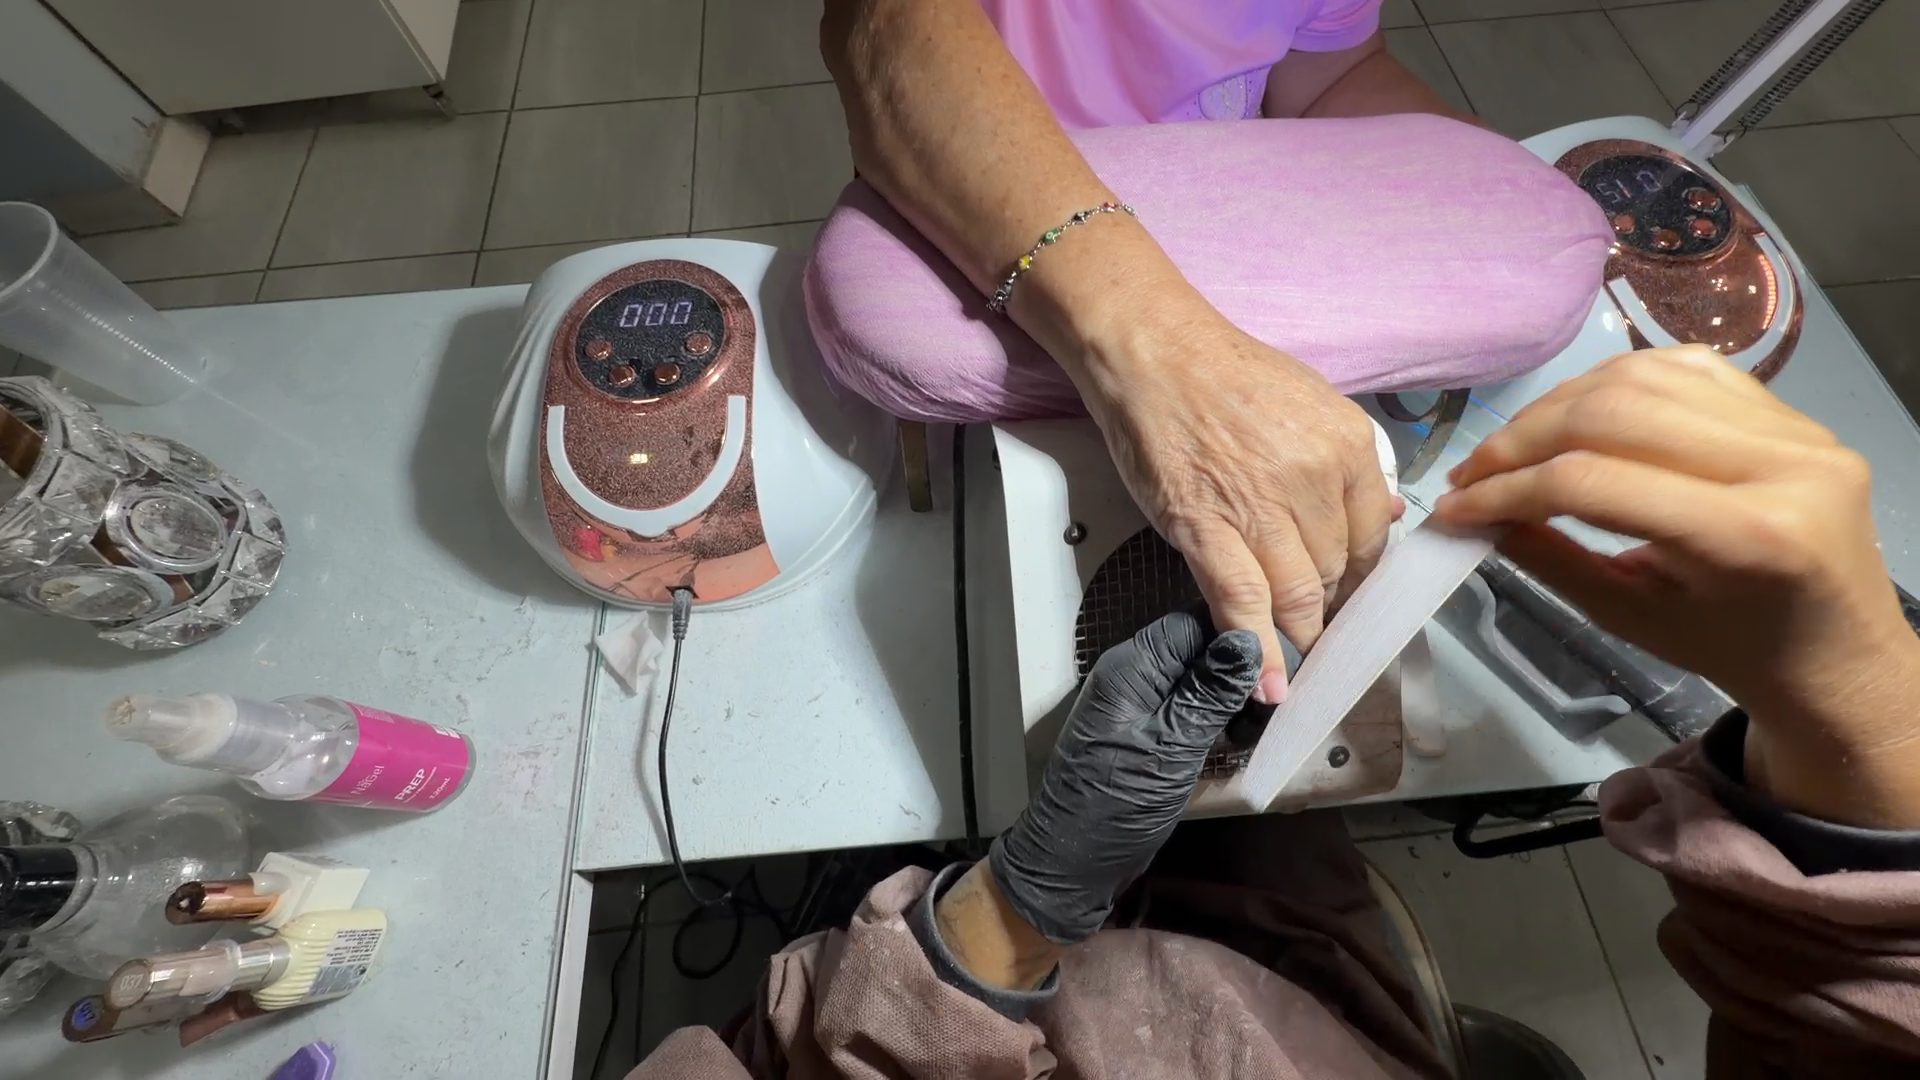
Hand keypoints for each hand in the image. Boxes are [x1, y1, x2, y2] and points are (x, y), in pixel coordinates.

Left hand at [988, 607, 1261, 943]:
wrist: (1074, 859)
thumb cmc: (1120, 801)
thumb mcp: (1174, 746)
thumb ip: (1210, 692)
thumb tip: (1248, 639)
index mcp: (1132, 666)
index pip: (1191, 623)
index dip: (1237, 635)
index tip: (1282, 664)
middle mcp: (1130, 672)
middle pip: (1194, 645)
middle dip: (1237, 667)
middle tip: (1276, 701)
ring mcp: (1135, 700)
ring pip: (1193, 675)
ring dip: (1229, 694)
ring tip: (1259, 723)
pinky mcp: (1143, 726)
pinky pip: (1184, 702)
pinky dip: (1213, 714)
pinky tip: (1238, 735)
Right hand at [1080, 310, 1394, 703]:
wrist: (1152, 356)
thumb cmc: (1222, 374)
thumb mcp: (1308, 402)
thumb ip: (1346, 464)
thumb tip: (1377, 516)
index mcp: (1348, 447)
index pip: (1373, 537)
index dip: (1359, 576)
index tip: (1345, 594)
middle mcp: (1314, 482)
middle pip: (1336, 571)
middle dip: (1327, 606)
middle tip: (1315, 626)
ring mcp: (1259, 509)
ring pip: (1297, 595)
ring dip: (1298, 634)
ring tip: (1294, 659)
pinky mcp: (1204, 529)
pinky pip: (1241, 600)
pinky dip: (1257, 649)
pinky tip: (1267, 684)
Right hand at [1434, 346, 1919, 824]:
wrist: (1833, 646)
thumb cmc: (1724, 643)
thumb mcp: (1619, 613)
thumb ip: (1542, 554)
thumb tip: (1468, 514)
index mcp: (1746, 534)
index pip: (1588, 481)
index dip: (1503, 490)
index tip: (1451, 509)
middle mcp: (1782, 463)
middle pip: (1608, 414)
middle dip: (1516, 442)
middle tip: (1468, 477)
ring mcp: (1793, 428)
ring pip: (1637, 378)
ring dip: (1550, 409)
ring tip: (1511, 448)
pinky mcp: (1785, 412)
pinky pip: (1677, 368)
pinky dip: (1604, 384)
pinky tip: (1570, 417)